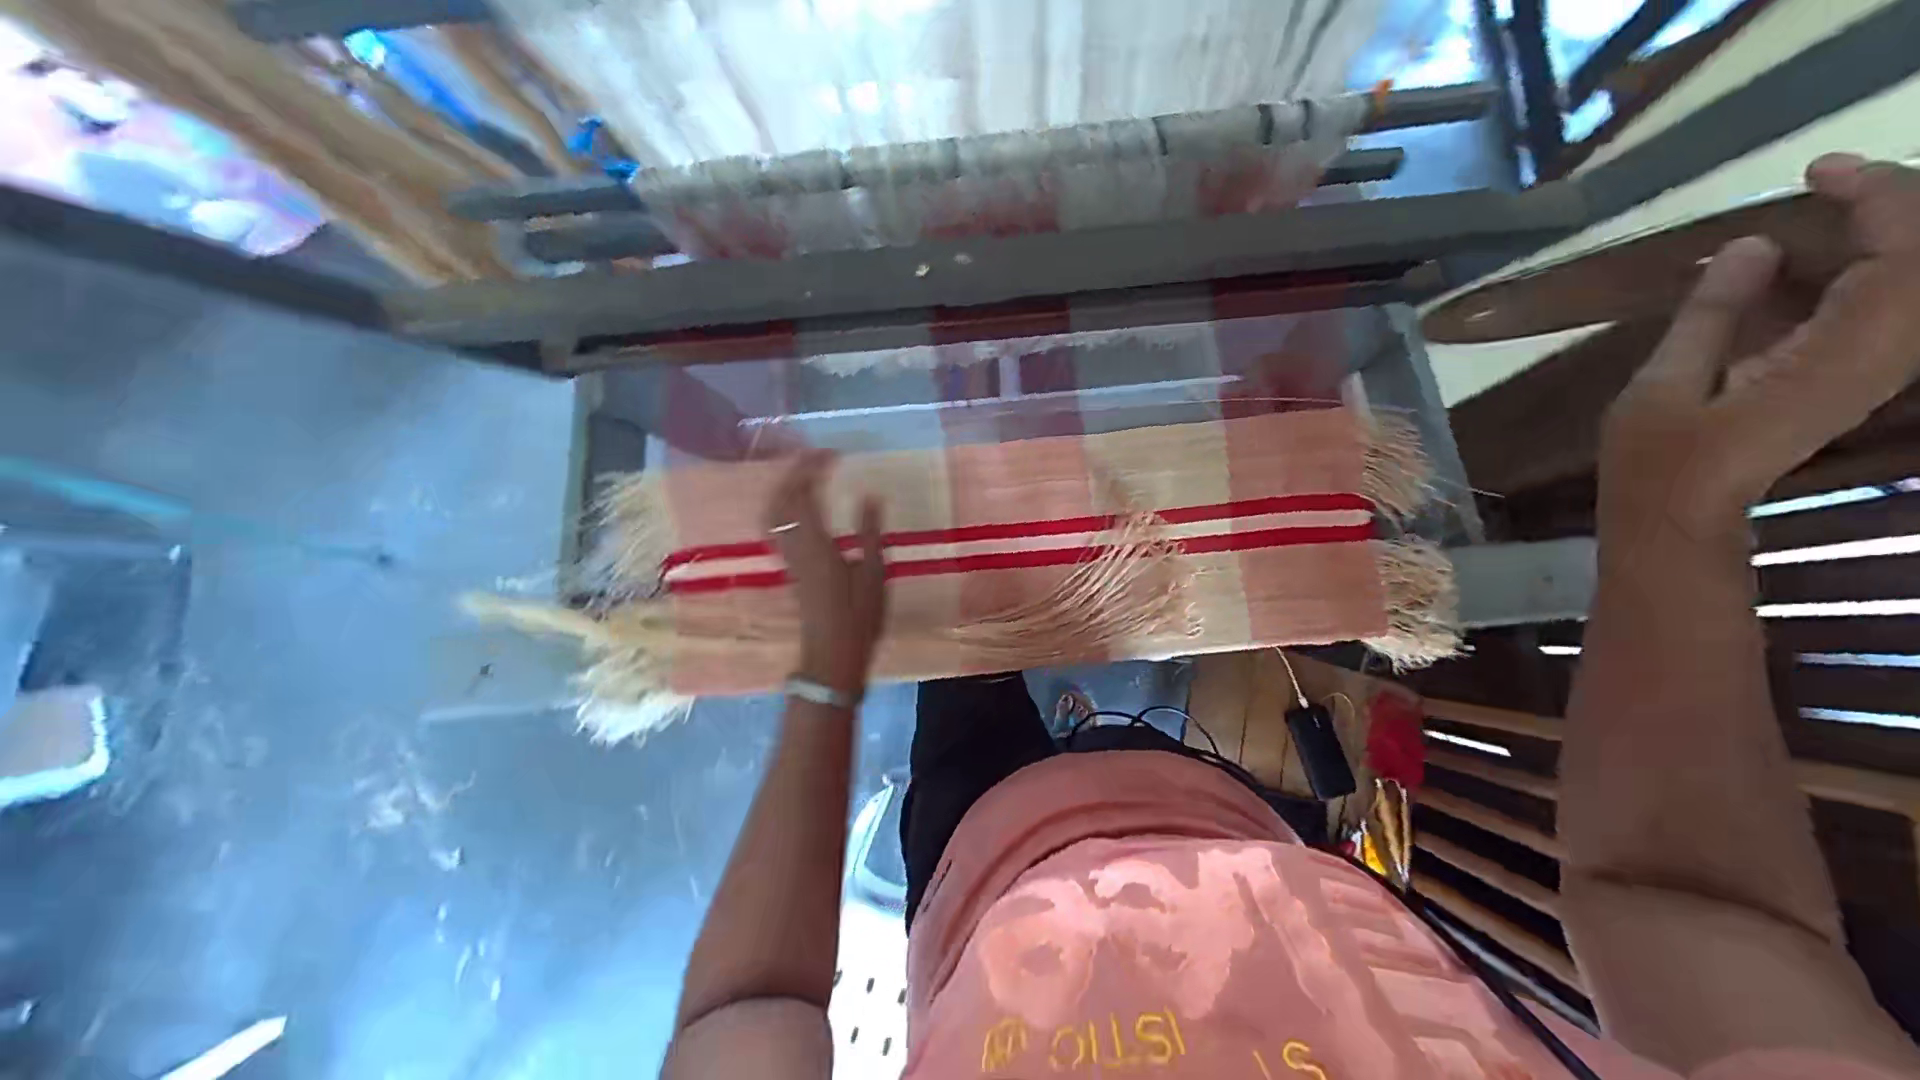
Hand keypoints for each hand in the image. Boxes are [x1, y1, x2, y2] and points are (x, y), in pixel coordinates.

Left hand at [763, 450, 886, 694]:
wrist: (832, 654)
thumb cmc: (859, 618)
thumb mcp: (874, 575)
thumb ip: (870, 533)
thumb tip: (870, 496)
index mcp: (817, 545)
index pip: (807, 495)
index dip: (814, 469)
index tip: (832, 453)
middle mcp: (796, 547)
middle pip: (782, 499)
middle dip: (795, 472)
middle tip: (816, 456)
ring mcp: (788, 558)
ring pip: (772, 513)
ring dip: (784, 487)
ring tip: (804, 473)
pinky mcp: (788, 567)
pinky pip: (775, 527)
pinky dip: (781, 506)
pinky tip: (796, 505)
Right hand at [1599, 154, 1919, 543]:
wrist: (1677, 514)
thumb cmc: (1656, 459)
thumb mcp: (1662, 387)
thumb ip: (1711, 315)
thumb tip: (1757, 246)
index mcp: (1841, 357)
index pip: (1904, 250)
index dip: (1875, 196)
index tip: (1816, 171)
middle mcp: (1881, 355)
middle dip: (1885, 206)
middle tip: (1818, 186)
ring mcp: (1872, 366)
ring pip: (1907, 278)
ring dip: (1867, 238)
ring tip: (1797, 224)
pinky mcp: (1851, 373)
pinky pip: (1877, 304)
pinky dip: (1848, 272)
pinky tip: (1786, 273)